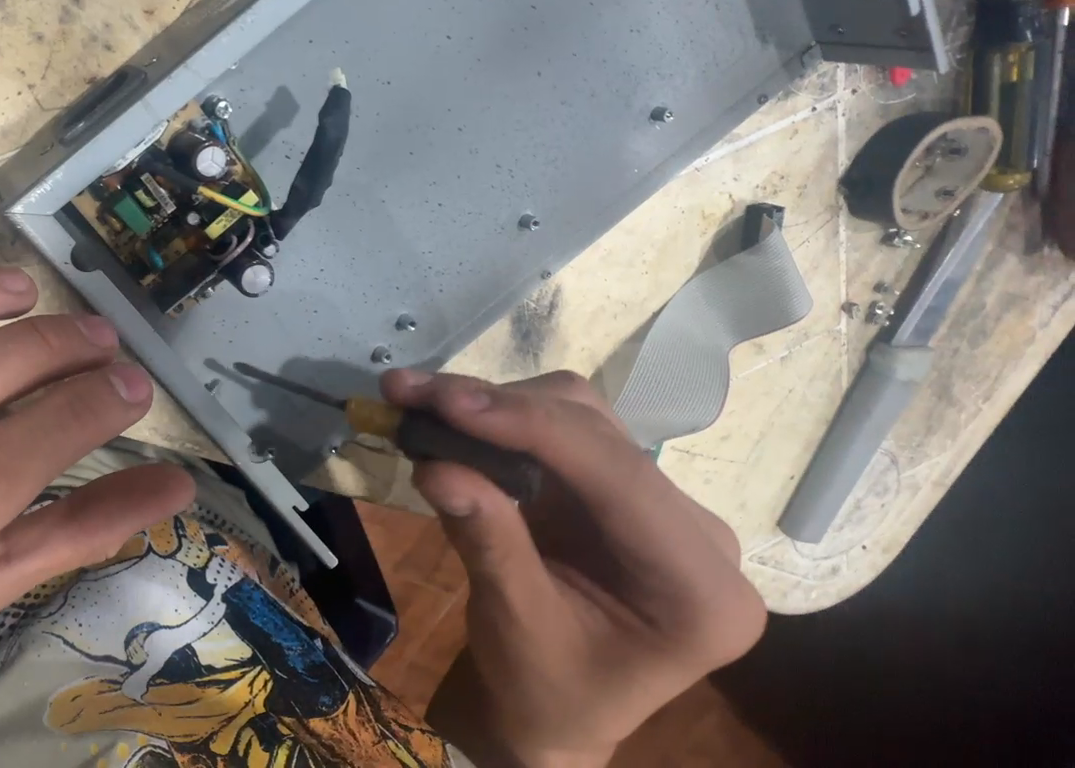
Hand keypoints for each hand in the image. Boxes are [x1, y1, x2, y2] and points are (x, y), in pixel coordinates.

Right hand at [384, 370, 765, 767]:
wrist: (551, 712)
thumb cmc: (543, 691)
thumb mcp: (513, 626)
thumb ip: (485, 540)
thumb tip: (434, 464)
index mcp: (701, 588)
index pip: (617, 475)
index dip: (528, 426)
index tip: (444, 401)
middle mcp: (696, 532)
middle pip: (594, 432)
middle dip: (496, 407)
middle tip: (407, 395)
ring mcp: (658, 503)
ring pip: (575, 413)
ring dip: (493, 404)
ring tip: (420, 407)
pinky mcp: (615, 485)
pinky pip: (558, 427)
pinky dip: (497, 419)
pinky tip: (451, 423)